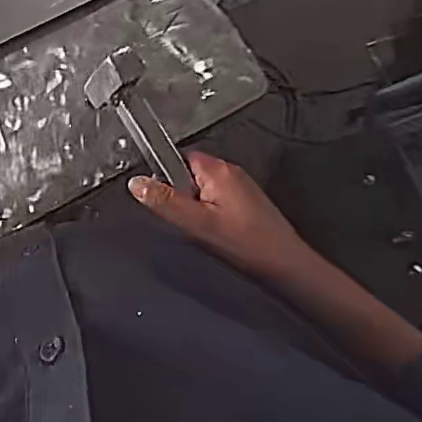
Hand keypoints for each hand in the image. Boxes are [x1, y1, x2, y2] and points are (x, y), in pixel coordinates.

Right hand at [127, 151, 314, 279]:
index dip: (164, 175)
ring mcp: (240, 186)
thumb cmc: (247, 243)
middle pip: (188, 173)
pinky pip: (215, 199)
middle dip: (180, 194)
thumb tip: (137, 184)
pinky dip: (210, 212)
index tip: (162, 195)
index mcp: (218, 170)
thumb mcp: (195, 223)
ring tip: (204, 227)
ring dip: (195, 205)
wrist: (284, 264)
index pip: (177, 157)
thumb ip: (163, 201)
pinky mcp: (245, 200)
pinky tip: (217, 230)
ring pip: (201, 188)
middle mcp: (231, 172)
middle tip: (186, 217)